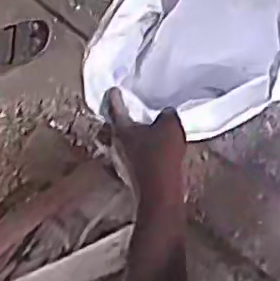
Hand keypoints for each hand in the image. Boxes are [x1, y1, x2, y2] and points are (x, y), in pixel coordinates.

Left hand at [104, 87, 186, 215]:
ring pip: (116, 143)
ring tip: (135, 129)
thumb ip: (166, 114)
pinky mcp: (128, 173)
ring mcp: (119, 161)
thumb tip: (164, 112)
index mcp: (122, 129)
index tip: (113, 90)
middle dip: (113, 120)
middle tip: (122, 111)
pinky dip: (132, 148)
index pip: (115, 108)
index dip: (114, 97)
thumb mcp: (170, 125)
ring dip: (123, 135)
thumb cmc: (161, 153)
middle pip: (108, 128)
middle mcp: (115, 144)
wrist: (159, 190)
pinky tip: (144, 147)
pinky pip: (126, 155)